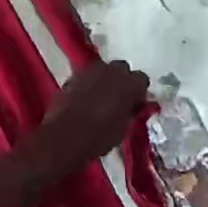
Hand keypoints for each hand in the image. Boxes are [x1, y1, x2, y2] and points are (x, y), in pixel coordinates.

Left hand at [22, 61, 149, 180]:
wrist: (65, 136)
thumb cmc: (100, 137)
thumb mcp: (124, 129)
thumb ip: (131, 113)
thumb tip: (133, 108)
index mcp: (131, 83)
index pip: (142, 80)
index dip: (138, 93)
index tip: (134, 105)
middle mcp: (113, 70)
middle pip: (122, 69)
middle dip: (121, 81)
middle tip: (118, 100)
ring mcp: (91, 71)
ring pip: (103, 70)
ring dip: (104, 80)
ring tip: (99, 99)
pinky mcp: (72, 76)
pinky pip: (85, 77)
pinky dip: (87, 85)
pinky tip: (83, 100)